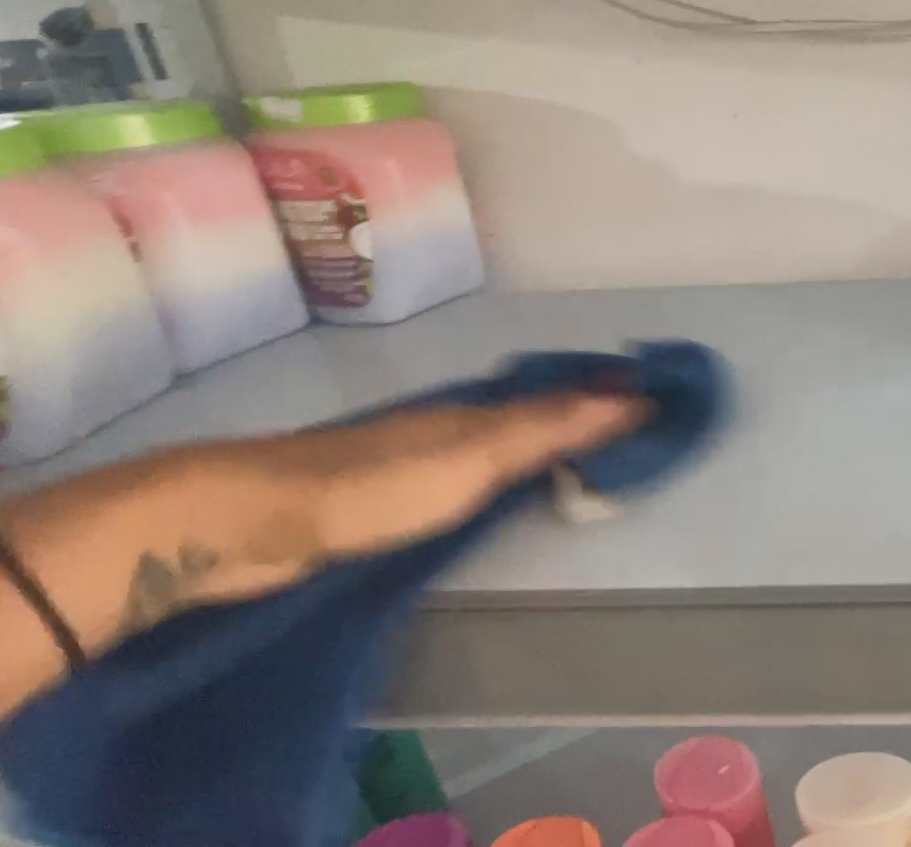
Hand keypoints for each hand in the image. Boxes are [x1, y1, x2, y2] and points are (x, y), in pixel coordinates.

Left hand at [0, 392, 645, 730]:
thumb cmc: (379, 485)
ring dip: (553, 430)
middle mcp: (460, 418)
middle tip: (638, 418)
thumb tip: (630, 396)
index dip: (614, 394)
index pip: (568, 393)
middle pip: (540, 405)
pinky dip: (513, 457)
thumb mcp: (477, 456)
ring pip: (507, 430)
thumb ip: (550, 428)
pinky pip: (477, 458)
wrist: (249, 518)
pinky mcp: (395, 483)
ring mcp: (424, 448)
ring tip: (592, 440)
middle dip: (590, 406)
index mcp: (483, 408)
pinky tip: (511, 472)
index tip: (661, 397)